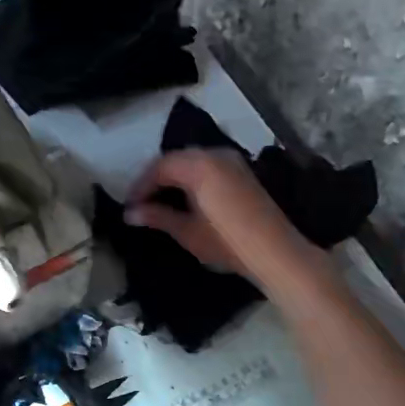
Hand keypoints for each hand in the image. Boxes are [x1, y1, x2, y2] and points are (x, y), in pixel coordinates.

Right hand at [123, 148, 320, 286]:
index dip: (141, 185)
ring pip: (194, 161)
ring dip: (175, 177)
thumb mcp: (187, 232)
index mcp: (199, 165)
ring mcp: (233, 162)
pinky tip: (187, 198)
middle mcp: (216, 154)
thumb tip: (131, 213)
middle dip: (156, 178)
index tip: (129, 205)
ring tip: (162, 200)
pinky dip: (193, 178)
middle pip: (177, 159)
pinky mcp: (244, 173)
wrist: (275, 251)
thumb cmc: (226, 242)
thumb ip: (158, 217)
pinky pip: (210, 167)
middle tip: (142, 201)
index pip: (160, 167)